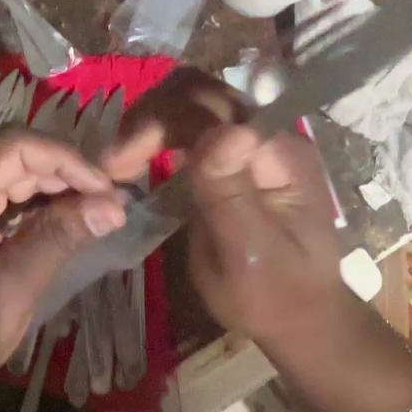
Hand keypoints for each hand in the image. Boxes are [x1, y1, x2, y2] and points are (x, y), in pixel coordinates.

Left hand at [0, 128, 125, 400]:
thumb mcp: (14, 285)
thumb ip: (60, 236)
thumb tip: (114, 205)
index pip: (17, 146)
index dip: (67, 160)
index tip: (109, 189)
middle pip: (12, 156)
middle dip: (63, 173)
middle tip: (111, 201)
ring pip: (7, 176)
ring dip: (51, 190)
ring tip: (97, 211)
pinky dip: (31, 208)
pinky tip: (63, 224)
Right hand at [97, 67, 347, 346]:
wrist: (299, 318)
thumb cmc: (274, 297)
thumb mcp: (249, 255)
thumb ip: (231, 193)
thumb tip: (225, 131)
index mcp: (280, 154)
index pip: (212, 111)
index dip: (159, 126)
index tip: (118, 166)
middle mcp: (268, 132)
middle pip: (198, 93)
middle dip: (149, 118)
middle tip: (113, 164)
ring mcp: (251, 137)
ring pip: (189, 99)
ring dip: (148, 122)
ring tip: (120, 162)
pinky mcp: (232, 149)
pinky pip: (189, 120)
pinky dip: (156, 132)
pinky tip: (136, 159)